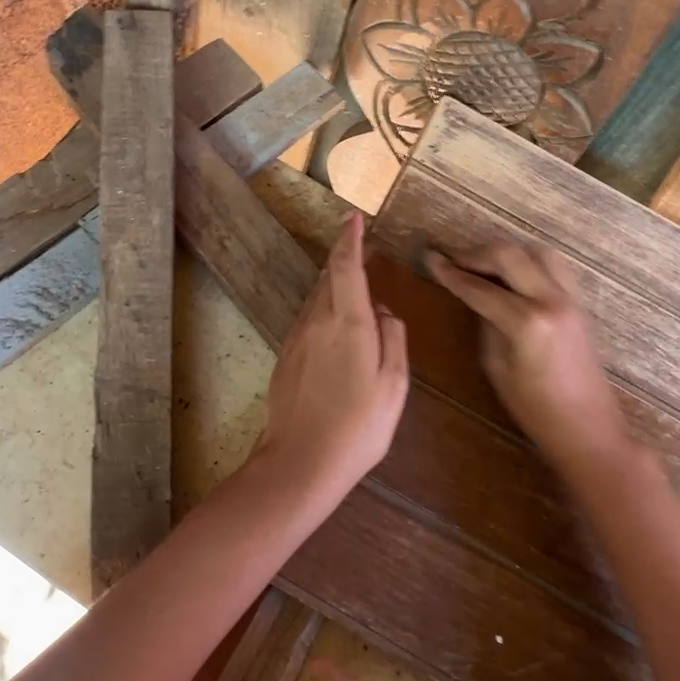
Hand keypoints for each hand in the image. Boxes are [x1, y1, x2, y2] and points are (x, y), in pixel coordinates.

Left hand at [254, 211, 410, 494]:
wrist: (300, 463)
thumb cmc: (358, 427)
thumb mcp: (393, 385)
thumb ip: (392, 339)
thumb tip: (383, 311)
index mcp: (348, 322)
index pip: (346, 266)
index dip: (350, 238)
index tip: (354, 217)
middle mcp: (317, 321)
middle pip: (328, 277)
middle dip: (344, 258)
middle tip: (361, 247)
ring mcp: (297, 338)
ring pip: (316, 298)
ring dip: (334, 284)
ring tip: (354, 286)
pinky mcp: (286, 356)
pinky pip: (308, 319)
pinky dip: (324, 309)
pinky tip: (337, 327)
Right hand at [428, 245, 630, 470]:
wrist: (588, 429)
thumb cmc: (536, 410)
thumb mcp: (497, 367)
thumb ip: (486, 323)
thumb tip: (476, 295)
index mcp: (527, 322)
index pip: (480, 288)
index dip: (451, 273)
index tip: (430, 258)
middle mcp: (551, 300)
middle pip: (508, 255)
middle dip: (475, 253)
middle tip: (451, 258)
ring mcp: (570, 298)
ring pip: (535, 251)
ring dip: (505, 253)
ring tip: (482, 265)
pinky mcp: (579, 303)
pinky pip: (554, 266)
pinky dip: (529, 261)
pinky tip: (513, 274)